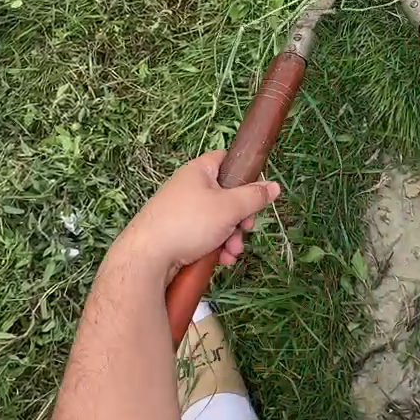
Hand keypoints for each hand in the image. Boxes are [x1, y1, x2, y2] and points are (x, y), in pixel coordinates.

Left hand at [113, 152, 281, 280]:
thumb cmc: (188, 223)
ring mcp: (182, 211)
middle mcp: (189, 187)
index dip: (245, 174)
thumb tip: (274, 187)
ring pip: (218, 219)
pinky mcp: (177, 233)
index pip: (228, 160)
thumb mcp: (229, 208)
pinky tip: (221, 260)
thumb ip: (254, 197)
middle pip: (227, 195)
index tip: (256, 192)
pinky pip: (205, 235)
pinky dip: (216, 246)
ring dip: (231, 236)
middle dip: (241, 216)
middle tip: (246, 229)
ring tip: (232, 251)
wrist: (146, 258)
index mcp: (199, 171)